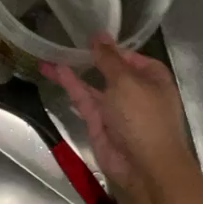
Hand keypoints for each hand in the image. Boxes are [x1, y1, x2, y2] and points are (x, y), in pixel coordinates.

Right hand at [40, 36, 194, 201]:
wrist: (145, 168)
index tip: (88, 35)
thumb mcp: (126, 81)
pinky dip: (70, 85)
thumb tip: (98, 35)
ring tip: (50, 54)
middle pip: (110, 70)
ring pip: (92, 84)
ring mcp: (116, 108)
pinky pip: (84, 99)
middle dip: (90, 58)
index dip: (111, 47)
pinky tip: (54, 70)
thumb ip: (108, 58)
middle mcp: (135, 91)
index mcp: (152, 78)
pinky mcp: (99, 123)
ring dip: (74, 71)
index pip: (130, 56)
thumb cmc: (144, 117)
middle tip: (65, 40)